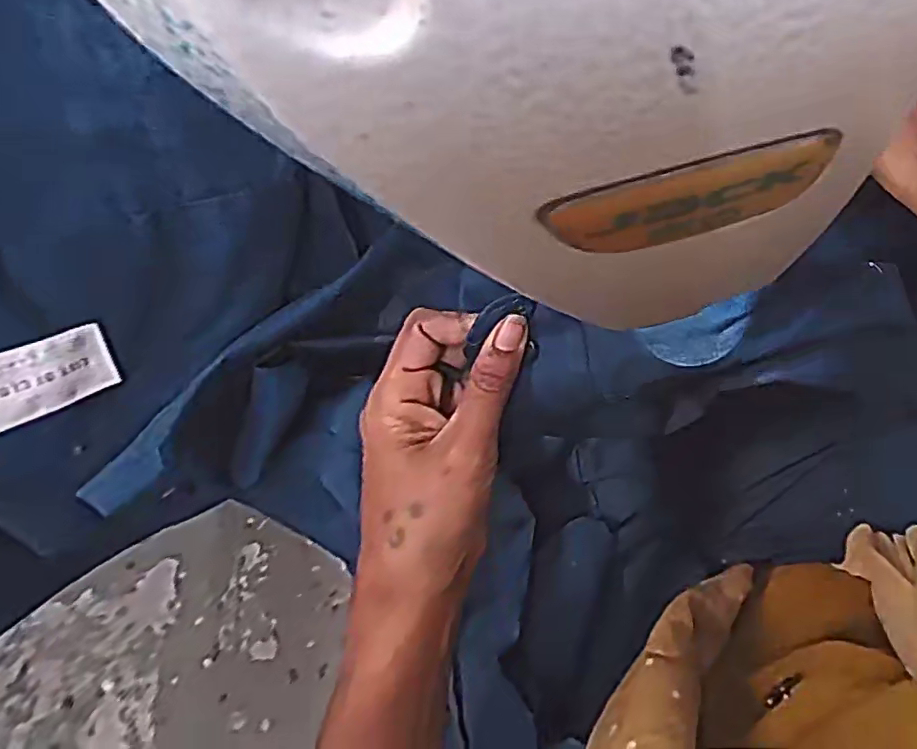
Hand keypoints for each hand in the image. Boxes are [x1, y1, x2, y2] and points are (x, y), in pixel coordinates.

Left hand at [353, 307, 527, 604]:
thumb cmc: (431, 521)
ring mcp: (424, 422)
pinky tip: (517, 398)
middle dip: (482, 345)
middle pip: (441, 345)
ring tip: (525, 377)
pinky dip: (493, 393)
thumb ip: (492, 380)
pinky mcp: (445, 440)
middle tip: (523, 357)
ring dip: (491, 370)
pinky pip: (469, 399)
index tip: (507, 338)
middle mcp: (404, 401)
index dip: (464, 324)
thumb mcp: (467, 444)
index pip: (423, 329)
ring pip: (459, 372)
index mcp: (392, 396)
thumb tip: (513, 324)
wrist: (421, 591)